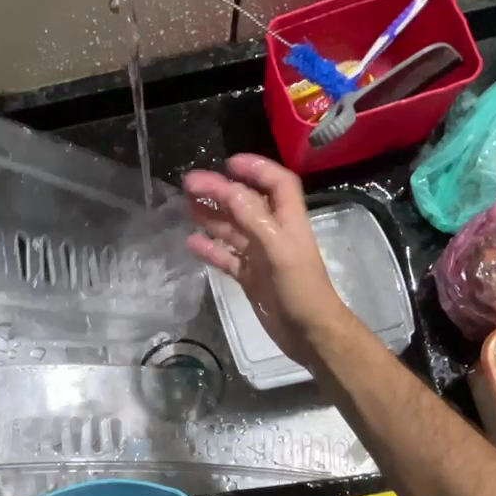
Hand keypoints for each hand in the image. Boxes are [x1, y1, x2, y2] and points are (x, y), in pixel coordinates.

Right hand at [182, 154, 354, 364]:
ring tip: (186, 205)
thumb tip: (229, 190)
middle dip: (220, 191)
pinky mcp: (250, 277)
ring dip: (211, 216)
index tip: (227, 163)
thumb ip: (254, 219)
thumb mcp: (278, 250)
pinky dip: (210, 249)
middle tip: (189, 183)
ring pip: (233, 229)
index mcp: (288, 220)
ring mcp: (261, 256)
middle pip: (246, 203)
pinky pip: (227, 257)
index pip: (276, 183)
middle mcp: (274, 233)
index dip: (255, 168)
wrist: (308, 332)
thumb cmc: (301, 289)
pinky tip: (191, 243)